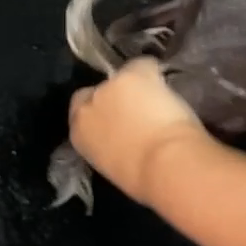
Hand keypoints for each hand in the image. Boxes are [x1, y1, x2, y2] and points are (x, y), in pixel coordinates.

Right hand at [67, 58, 213, 208]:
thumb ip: (108, 145)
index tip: (117, 122)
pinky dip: (155, 73)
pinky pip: (144, 66)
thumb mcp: (111, 164)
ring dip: (136, 87)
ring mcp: (109, 88)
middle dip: (113, 98)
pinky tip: (168, 86)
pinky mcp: (133, 75)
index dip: (99, 113)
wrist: (166, 165)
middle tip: (137, 110)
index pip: (79, 112)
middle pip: (96, 92)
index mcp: (78, 134)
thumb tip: (121, 142)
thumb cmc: (142, 179)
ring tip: (158, 100)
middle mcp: (87, 107)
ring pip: (122, 77)